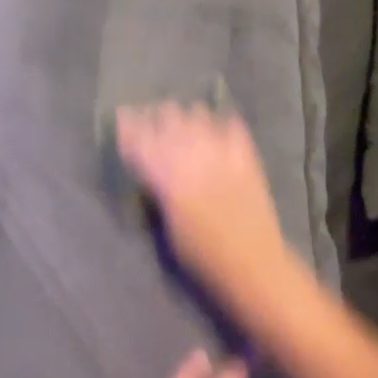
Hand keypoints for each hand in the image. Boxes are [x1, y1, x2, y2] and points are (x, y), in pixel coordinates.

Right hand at [115, 103, 308, 301]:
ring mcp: (224, 160)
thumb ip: (160, 194)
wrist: (253, 265)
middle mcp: (194, 164)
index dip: (131, 129)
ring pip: (201, 122)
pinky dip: (228, 125)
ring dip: (190, 116)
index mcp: (170, 182)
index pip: (144, 146)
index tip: (123, 115)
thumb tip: (152, 173)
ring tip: (185, 112)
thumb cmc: (203, 257)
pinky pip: (236, 134)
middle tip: (150, 111)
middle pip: (171, 126)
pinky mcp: (248, 163)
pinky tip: (224, 119)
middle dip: (158, 117)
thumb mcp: (169, 229)